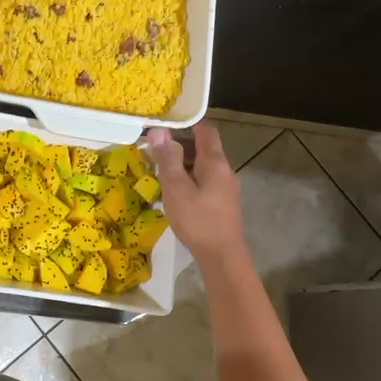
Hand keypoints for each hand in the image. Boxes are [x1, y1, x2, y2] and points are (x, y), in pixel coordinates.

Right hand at [144, 123, 250, 271]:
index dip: (186, 125)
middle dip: (179, 146)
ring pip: (203, 166)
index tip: (164, 126)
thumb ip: (167, 159)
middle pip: (203, 148)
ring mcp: (226, 187)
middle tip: (154, 151)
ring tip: (159, 172)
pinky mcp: (223, 203)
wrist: (222, 256)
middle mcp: (224, 170)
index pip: (205, 130)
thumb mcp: (176, 188)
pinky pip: (204, 181)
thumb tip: (158, 131)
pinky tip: (174, 193)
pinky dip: (189, 179)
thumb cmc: (197, 219)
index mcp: (215, 162)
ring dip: (182, 164)